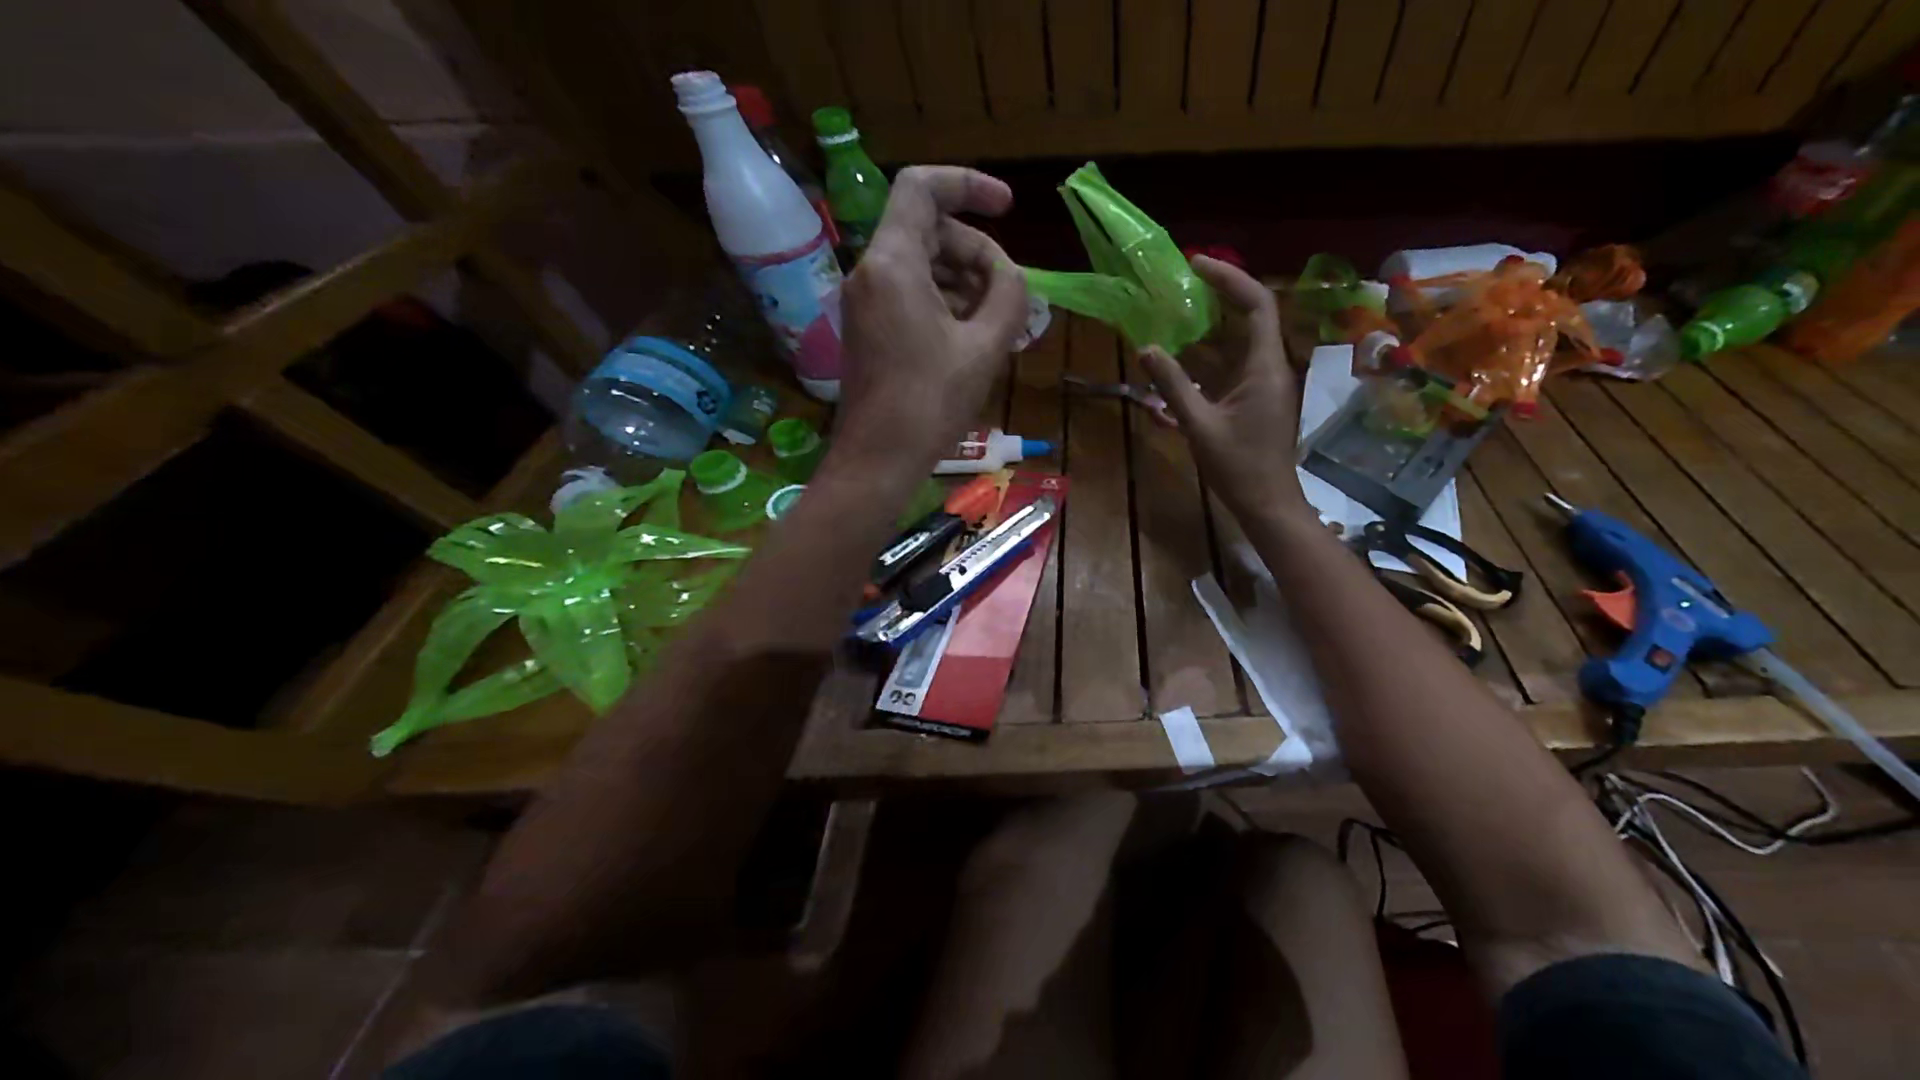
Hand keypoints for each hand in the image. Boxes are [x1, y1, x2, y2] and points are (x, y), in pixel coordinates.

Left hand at [835, 167, 1027, 473]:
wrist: (877, 460)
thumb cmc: (930, 403)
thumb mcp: (984, 346)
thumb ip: (1009, 296)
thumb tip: (1012, 277)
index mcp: (892, 263)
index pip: (922, 187)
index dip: (968, 185)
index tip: (1007, 208)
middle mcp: (870, 272)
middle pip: (928, 229)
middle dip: (976, 251)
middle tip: (1011, 293)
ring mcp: (865, 302)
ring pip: (921, 264)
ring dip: (965, 280)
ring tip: (1001, 320)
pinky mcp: (868, 329)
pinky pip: (910, 294)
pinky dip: (944, 302)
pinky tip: (974, 336)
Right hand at [1140, 255, 1312, 523]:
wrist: (1266, 503)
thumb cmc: (1238, 466)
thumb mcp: (1199, 425)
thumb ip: (1173, 386)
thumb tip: (1146, 348)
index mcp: (1265, 366)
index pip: (1256, 304)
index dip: (1228, 278)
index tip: (1196, 264)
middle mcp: (1268, 367)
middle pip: (1246, 317)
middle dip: (1213, 298)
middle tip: (1176, 286)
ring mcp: (1261, 384)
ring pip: (1233, 344)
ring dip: (1203, 331)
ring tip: (1167, 318)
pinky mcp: (1251, 399)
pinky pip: (1226, 368)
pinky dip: (1202, 361)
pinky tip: (1173, 362)